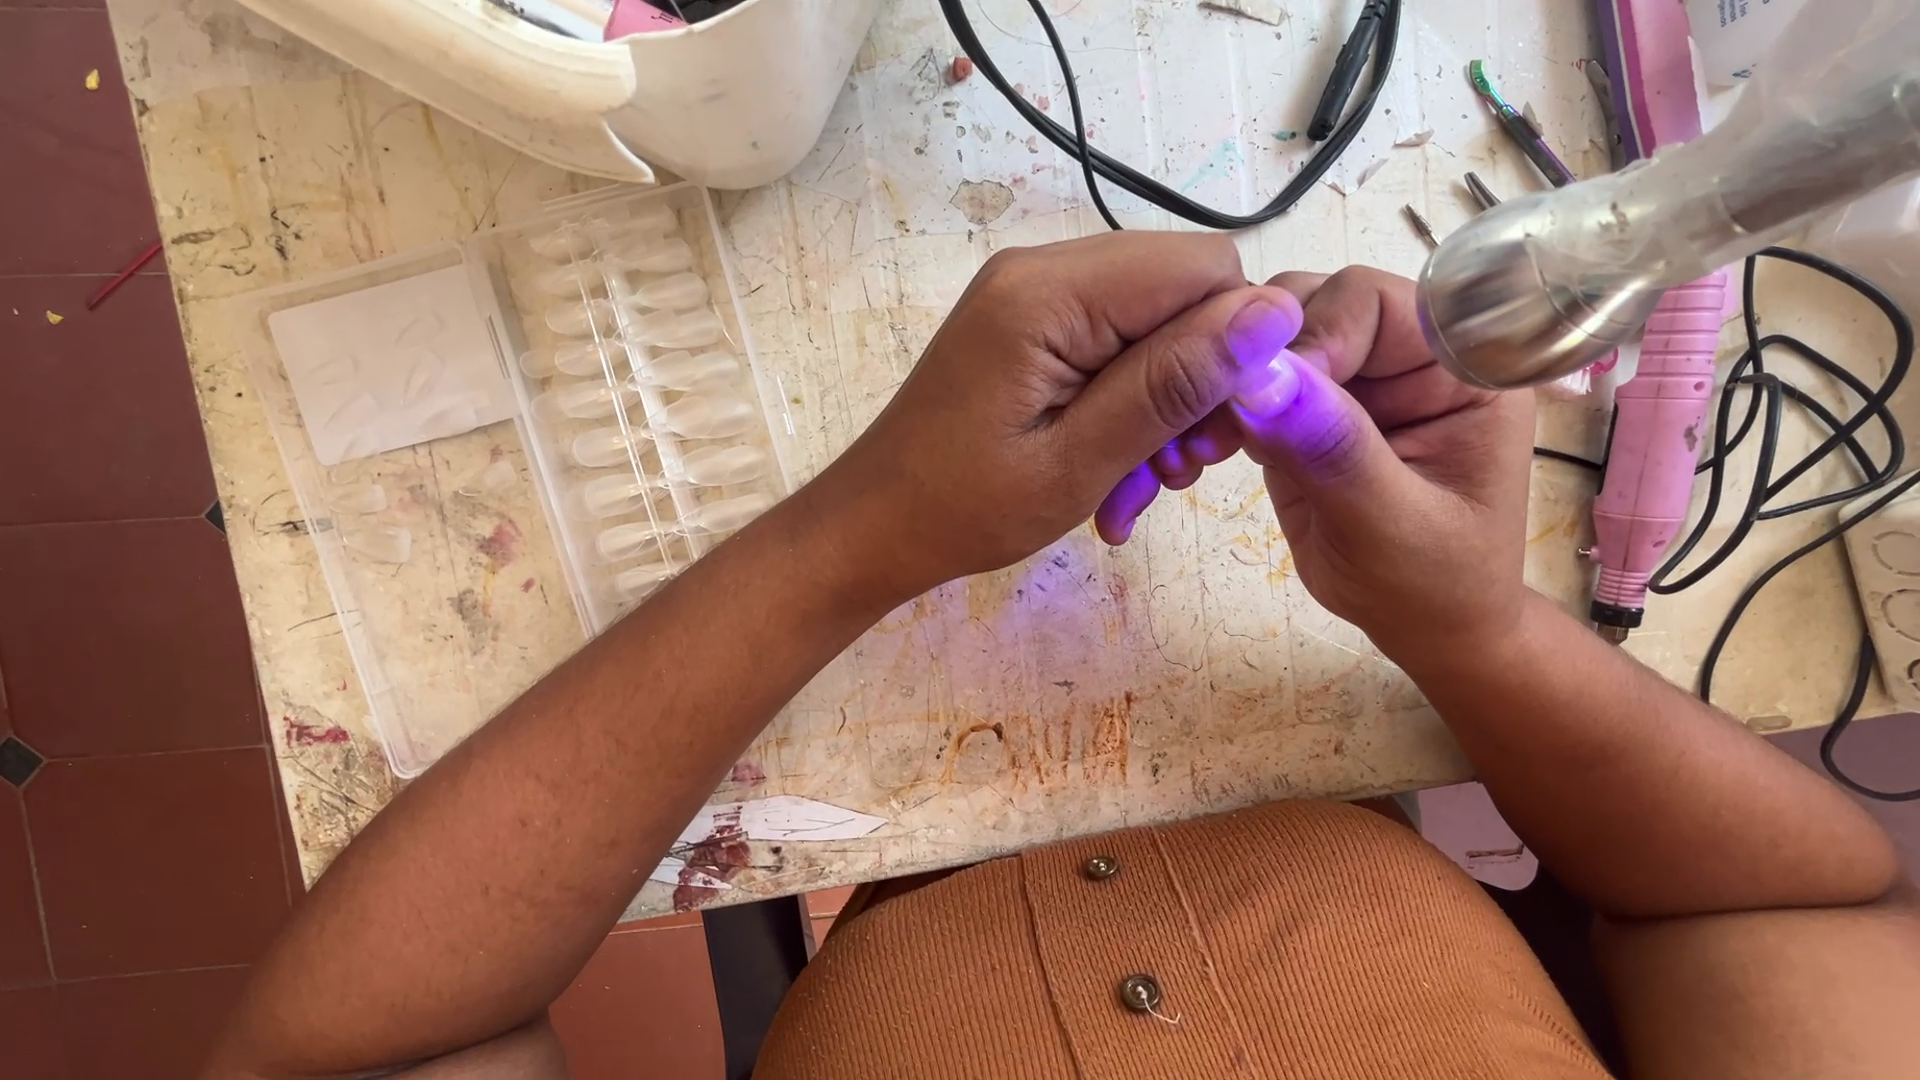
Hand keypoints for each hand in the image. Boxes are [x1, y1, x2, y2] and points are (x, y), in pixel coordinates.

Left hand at [807, 232, 1303, 600]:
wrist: (878, 526)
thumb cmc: (964, 510)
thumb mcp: (1079, 461)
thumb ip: (1172, 384)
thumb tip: (1273, 312)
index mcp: (1048, 292)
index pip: (1204, 269)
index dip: (1236, 346)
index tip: (1217, 434)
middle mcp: (1040, 271)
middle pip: (1181, 293)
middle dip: (1199, 383)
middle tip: (1178, 470)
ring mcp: (1031, 297)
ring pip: (1153, 325)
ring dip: (1164, 406)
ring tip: (1141, 484)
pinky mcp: (1027, 328)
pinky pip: (1112, 347)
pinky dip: (1127, 407)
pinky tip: (1114, 468)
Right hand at [1230, 267, 1537, 660]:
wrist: (1414, 620)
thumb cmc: (1428, 580)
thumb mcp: (1389, 523)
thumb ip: (1332, 448)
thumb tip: (1259, 377)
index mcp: (1453, 366)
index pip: (1374, 302)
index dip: (1314, 336)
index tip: (1268, 401)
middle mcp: (1397, 356)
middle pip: (1308, 305)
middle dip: (1254, 357)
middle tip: (1217, 426)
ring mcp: (1345, 379)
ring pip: (1265, 339)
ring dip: (1222, 383)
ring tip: (1200, 446)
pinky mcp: (1298, 409)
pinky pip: (1244, 384)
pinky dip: (1211, 412)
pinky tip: (1197, 453)